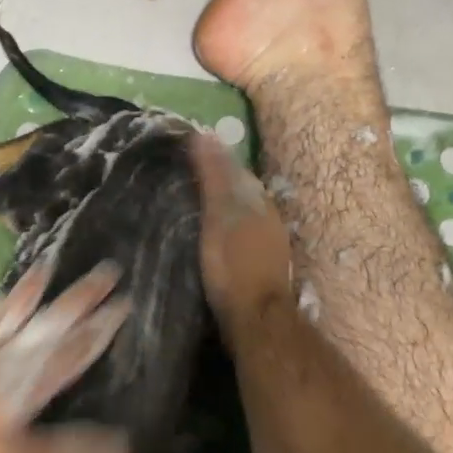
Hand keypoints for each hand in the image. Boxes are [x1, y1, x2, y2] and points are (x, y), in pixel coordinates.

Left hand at [0, 257, 133, 452]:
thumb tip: (123, 449)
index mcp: (21, 387)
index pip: (70, 352)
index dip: (99, 329)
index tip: (124, 301)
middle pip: (45, 324)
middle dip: (78, 298)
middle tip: (105, 268)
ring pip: (8, 317)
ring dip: (31, 291)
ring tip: (46, 265)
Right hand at [189, 135, 292, 332]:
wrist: (255, 319)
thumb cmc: (234, 266)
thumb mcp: (219, 217)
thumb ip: (214, 178)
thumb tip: (204, 134)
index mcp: (259, 202)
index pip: (236, 171)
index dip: (213, 161)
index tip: (186, 156)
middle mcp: (268, 219)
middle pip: (241, 193)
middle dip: (218, 184)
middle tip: (185, 181)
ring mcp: (267, 246)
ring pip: (242, 216)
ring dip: (222, 209)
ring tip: (193, 208)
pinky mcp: (259, 268)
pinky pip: (240, 238)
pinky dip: (224, 232)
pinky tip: (210, 239)